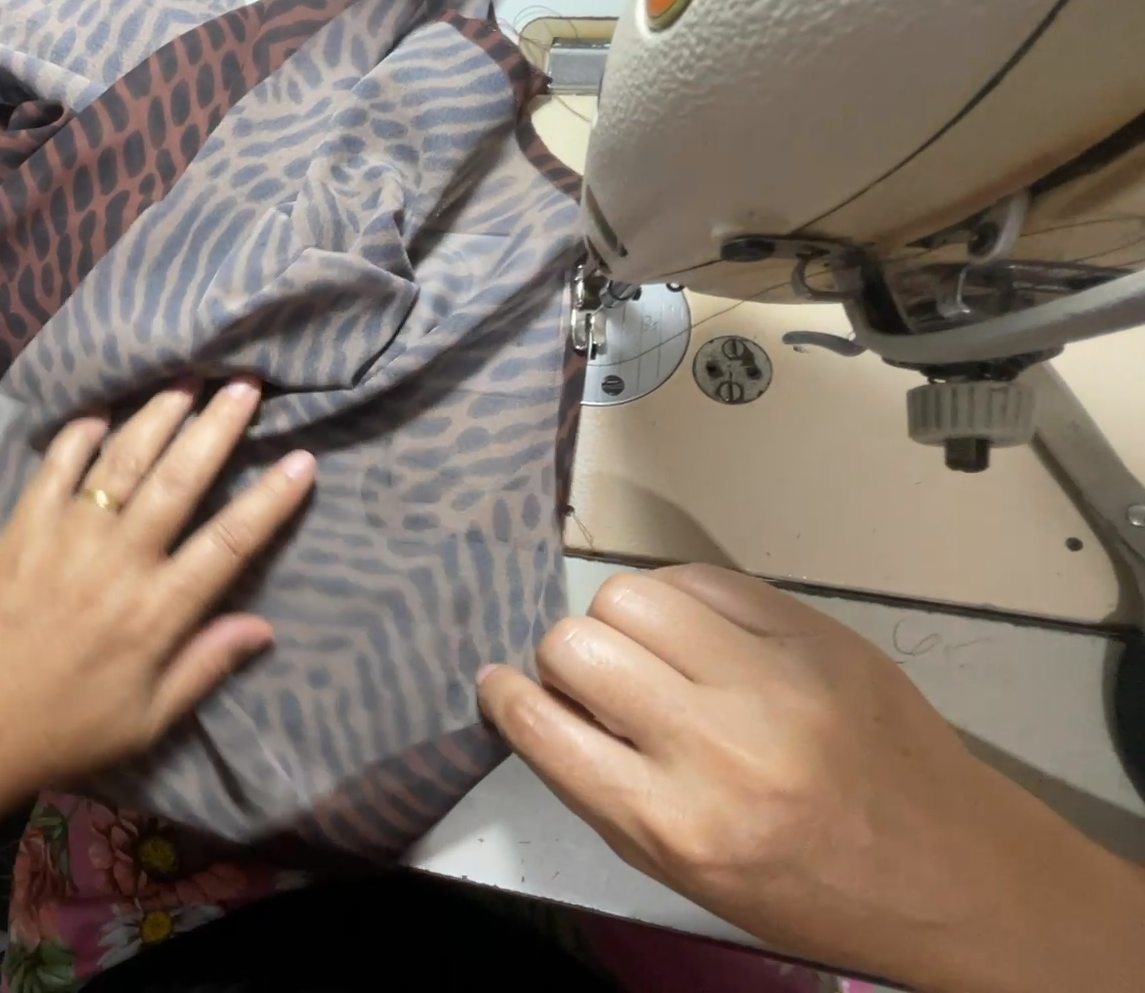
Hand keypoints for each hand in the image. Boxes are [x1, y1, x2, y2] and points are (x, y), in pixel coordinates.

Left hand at [0, 377, 314, 826]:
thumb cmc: (63, 729)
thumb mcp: (147, 720)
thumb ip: (206, 665)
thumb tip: (265, 626)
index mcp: (155, 612)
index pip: (229, 542)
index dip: (271, 499)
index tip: (303, 460)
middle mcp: (117, 561)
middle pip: (179, 480)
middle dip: (217, 427)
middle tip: (244, 385)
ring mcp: (65, 537)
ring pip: (122, 461)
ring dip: (158, 416)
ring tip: (186, 380)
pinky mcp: (22, 527)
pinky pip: (55, 468)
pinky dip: (79, 436)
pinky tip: (99, 414)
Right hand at [478, 564, 1144, 992]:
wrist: (961, 877)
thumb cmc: (795, 884)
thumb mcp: (670, 864)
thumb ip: (586, 779)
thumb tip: (524, 693)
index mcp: (674, 821)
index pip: (538, 723)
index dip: (501, 695)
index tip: (500, 685)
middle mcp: (719, 746)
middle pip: (574, 644)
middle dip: (564, 660)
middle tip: (598, 684)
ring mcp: (774, 680)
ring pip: (625, 595)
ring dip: (616, 624)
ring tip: (650, 654)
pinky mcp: (815, 634)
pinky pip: (695, 576)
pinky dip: (674, 600)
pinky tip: (698, 635)